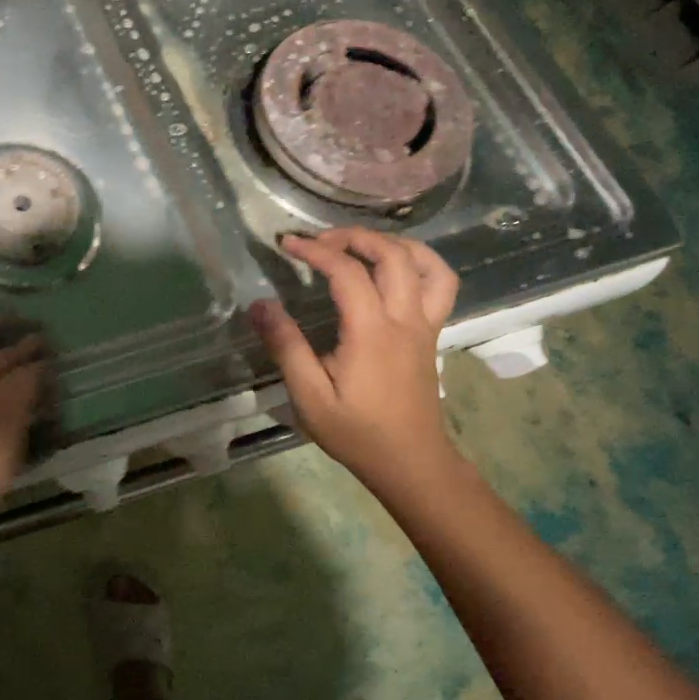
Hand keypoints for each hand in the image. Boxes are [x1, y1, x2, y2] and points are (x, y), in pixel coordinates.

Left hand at [0, 317, 50, 553]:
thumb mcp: (1, 471)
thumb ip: (18, 433)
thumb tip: (28, 409)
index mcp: (1, 409)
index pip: (29, 377)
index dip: (41, 370)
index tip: (49, 366)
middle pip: (2, 357)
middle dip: (21, 347)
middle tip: (36, 338)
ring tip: (2, 318)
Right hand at [248, 228, 461, 487]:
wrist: (411, 462)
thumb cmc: (356, 431)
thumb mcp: (309, 395)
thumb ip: (286, 346)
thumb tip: (260, 305)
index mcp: (372, 333)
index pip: (348, 273)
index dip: (316, 250)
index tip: (285, 243)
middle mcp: (405, 321)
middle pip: (393, 256)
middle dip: (354, 237)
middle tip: (319, 240)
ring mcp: (424, 326)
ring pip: (427, 265)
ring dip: (393, 244)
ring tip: (359, 245)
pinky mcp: (431, 334)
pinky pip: (439, 284)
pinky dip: (418, 263)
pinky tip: (392, 268)